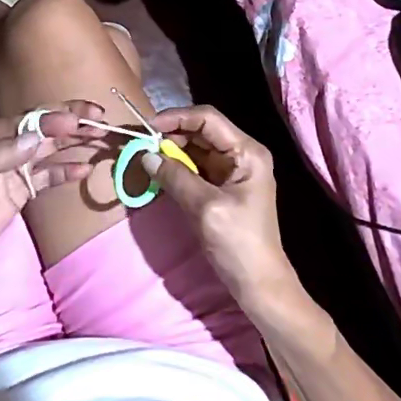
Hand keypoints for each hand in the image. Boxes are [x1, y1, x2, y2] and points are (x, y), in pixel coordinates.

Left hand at [0, 103, 104, 282]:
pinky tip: (84, 169)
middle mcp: (2, 147)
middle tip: (98, 118)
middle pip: (41, 131)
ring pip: (48, 151)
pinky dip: (65, 172)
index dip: (50, 119)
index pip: (23, 122)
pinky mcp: (21, 192)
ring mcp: (13, 170)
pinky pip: (47, 177)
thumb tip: (35, 138)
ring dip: (73, 143)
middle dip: (69, 123)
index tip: (75, 120)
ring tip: (99, 137)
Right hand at [144, 105, 297, 302]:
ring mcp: (233, 170)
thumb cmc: (238, 243)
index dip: (176, 117)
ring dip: (172, 150)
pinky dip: (178, 166)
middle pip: (202, 130)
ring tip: (148, 157)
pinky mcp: (223, 186)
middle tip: (143, 145)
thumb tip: (146, 155)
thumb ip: (176, 177)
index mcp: (247, 152)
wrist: (257, 282)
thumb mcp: (205, 208)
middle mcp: (242, 154)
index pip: (207, 119)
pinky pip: (196, 166)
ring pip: (197, 148)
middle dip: (171, 134)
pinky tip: (161, 172)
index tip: (147, 127)